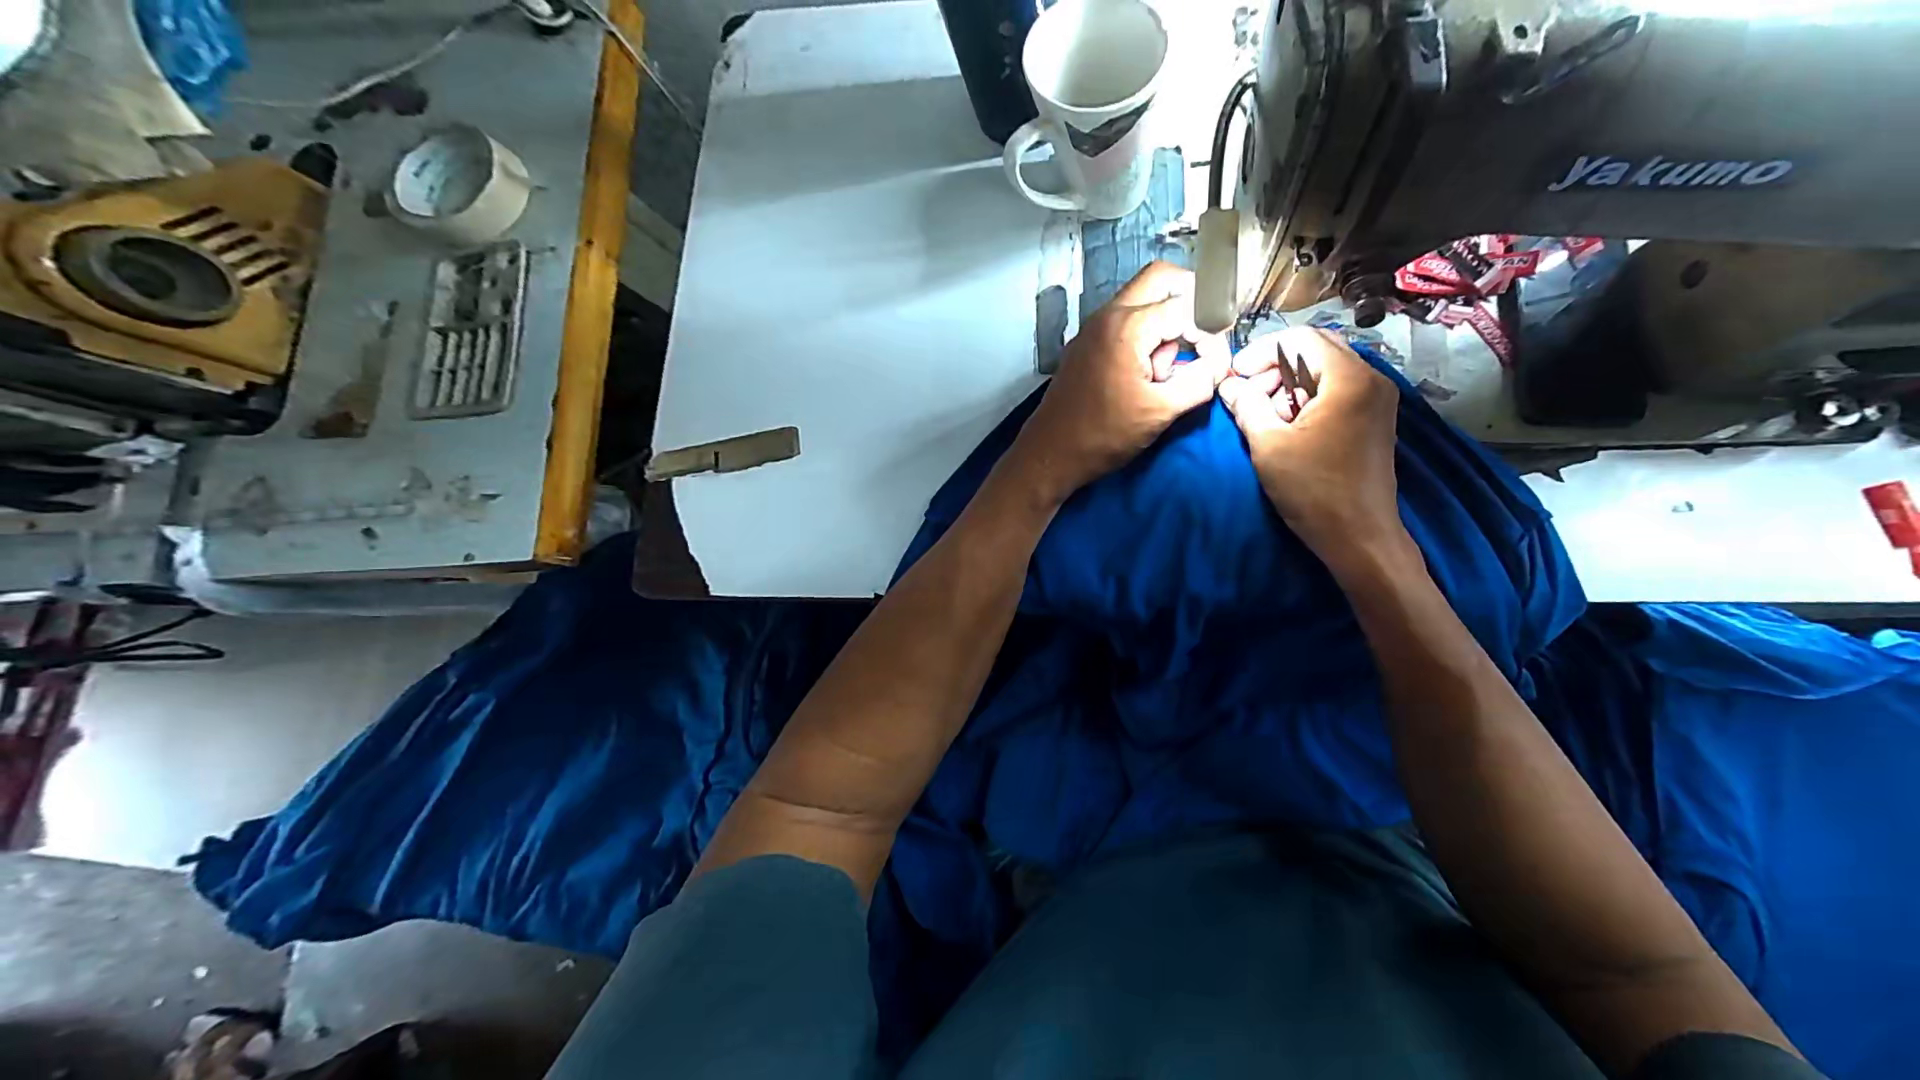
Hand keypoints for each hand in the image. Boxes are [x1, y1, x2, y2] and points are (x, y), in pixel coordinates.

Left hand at [1009, 262, 1228, 502]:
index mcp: (1127, 327)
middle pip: (1161, 279)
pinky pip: (1126, 323)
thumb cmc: (1101, 436)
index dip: (1211, 331)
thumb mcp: (1161, 412)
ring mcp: (1094, 329)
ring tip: (1165, 371)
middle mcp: (1108, 316)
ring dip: (1167, 322)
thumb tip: (1217, 365)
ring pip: (1143, 300)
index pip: (1187, 305)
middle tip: (1205, 338)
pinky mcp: (1089, 345)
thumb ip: (1200, 382)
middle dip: (1191, 301)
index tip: (1217, 360)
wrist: (1050, 455)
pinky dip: (1146, 336)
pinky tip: (1147, 376)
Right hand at [1218, 327, 1404, 564]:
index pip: (1301, 338)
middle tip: (1247, 394)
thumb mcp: (1268, 445)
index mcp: (1349, 380)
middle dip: (1275, 366)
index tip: (1235, 376)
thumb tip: (1230, 384)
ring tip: (1264, 414)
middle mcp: (1371, 380)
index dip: (1261, 351)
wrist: (1359, 536)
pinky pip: (1337, 390)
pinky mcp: (1374, 419)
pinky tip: (1288, 425)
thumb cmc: (1312, 490)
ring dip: (1290, 383)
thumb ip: (1247, 405)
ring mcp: (1377, 400)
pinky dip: (1308, 397)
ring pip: (1326, 370)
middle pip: (1317, 349)